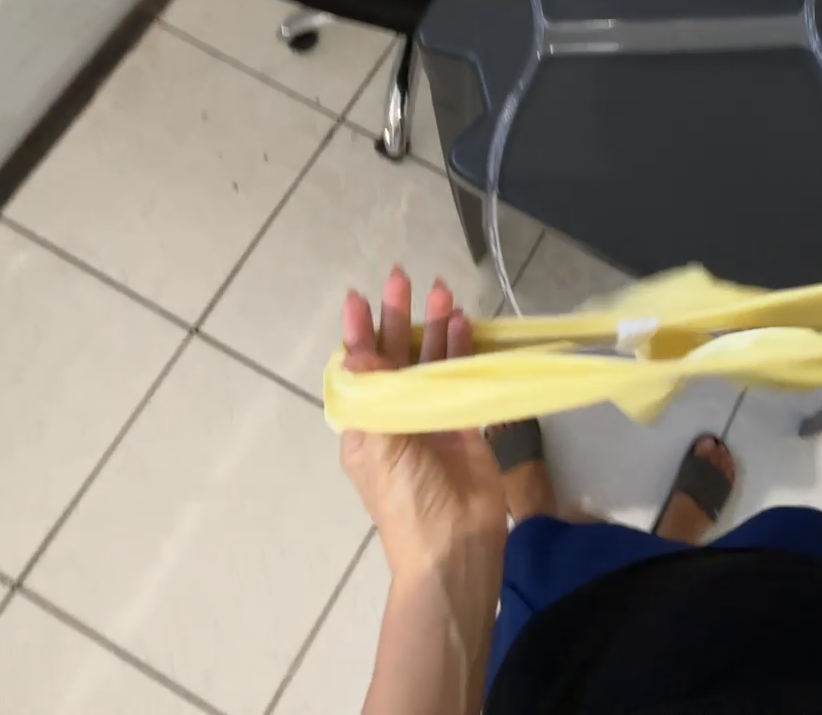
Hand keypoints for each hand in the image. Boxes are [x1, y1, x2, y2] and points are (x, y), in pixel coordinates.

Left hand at [338, 268, 506, 579]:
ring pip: (431, 359)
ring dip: (435, 325)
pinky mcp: (465, 420)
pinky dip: (462, 349)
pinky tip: (463, 323)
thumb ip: (373, 394)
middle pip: (397, 354)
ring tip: (440, 289)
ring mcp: (432, 414)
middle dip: (398, 316)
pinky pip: (461, 375)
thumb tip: (357, 347)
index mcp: (366, 421)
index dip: (358, 329)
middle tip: (402, 277)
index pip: (360, 365)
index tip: (358, 296)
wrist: (452, 544)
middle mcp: (396, 411)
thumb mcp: (378, 447)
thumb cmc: (405, 500)